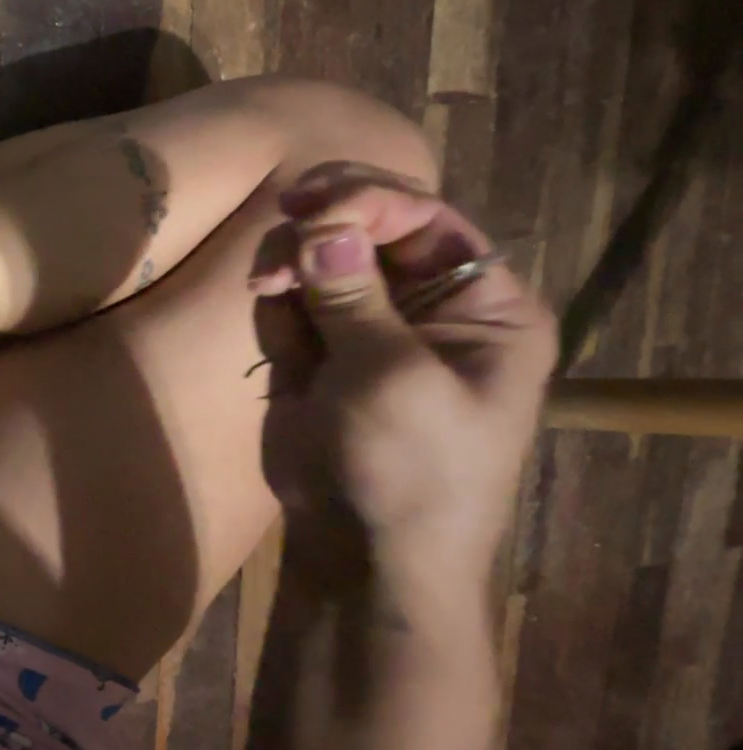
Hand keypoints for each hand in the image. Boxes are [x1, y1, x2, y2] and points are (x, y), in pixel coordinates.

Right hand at [252, 164, 557, 578]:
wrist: (361, 546)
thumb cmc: (407, 466)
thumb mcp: (391, 376)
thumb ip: (355, 296)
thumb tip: (321, 226)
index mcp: (482, 305)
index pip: (423, 219)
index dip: (365, 203)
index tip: (307, 211)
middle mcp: (427, 303)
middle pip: (366, 225)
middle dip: (320, 225)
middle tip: (283, 227)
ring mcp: (366, 322)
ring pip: (314, 254)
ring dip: (286, 265)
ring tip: (268, 293)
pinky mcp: (316, 344)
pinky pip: (286, 295)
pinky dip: (273, 306)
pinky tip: (280, 348)